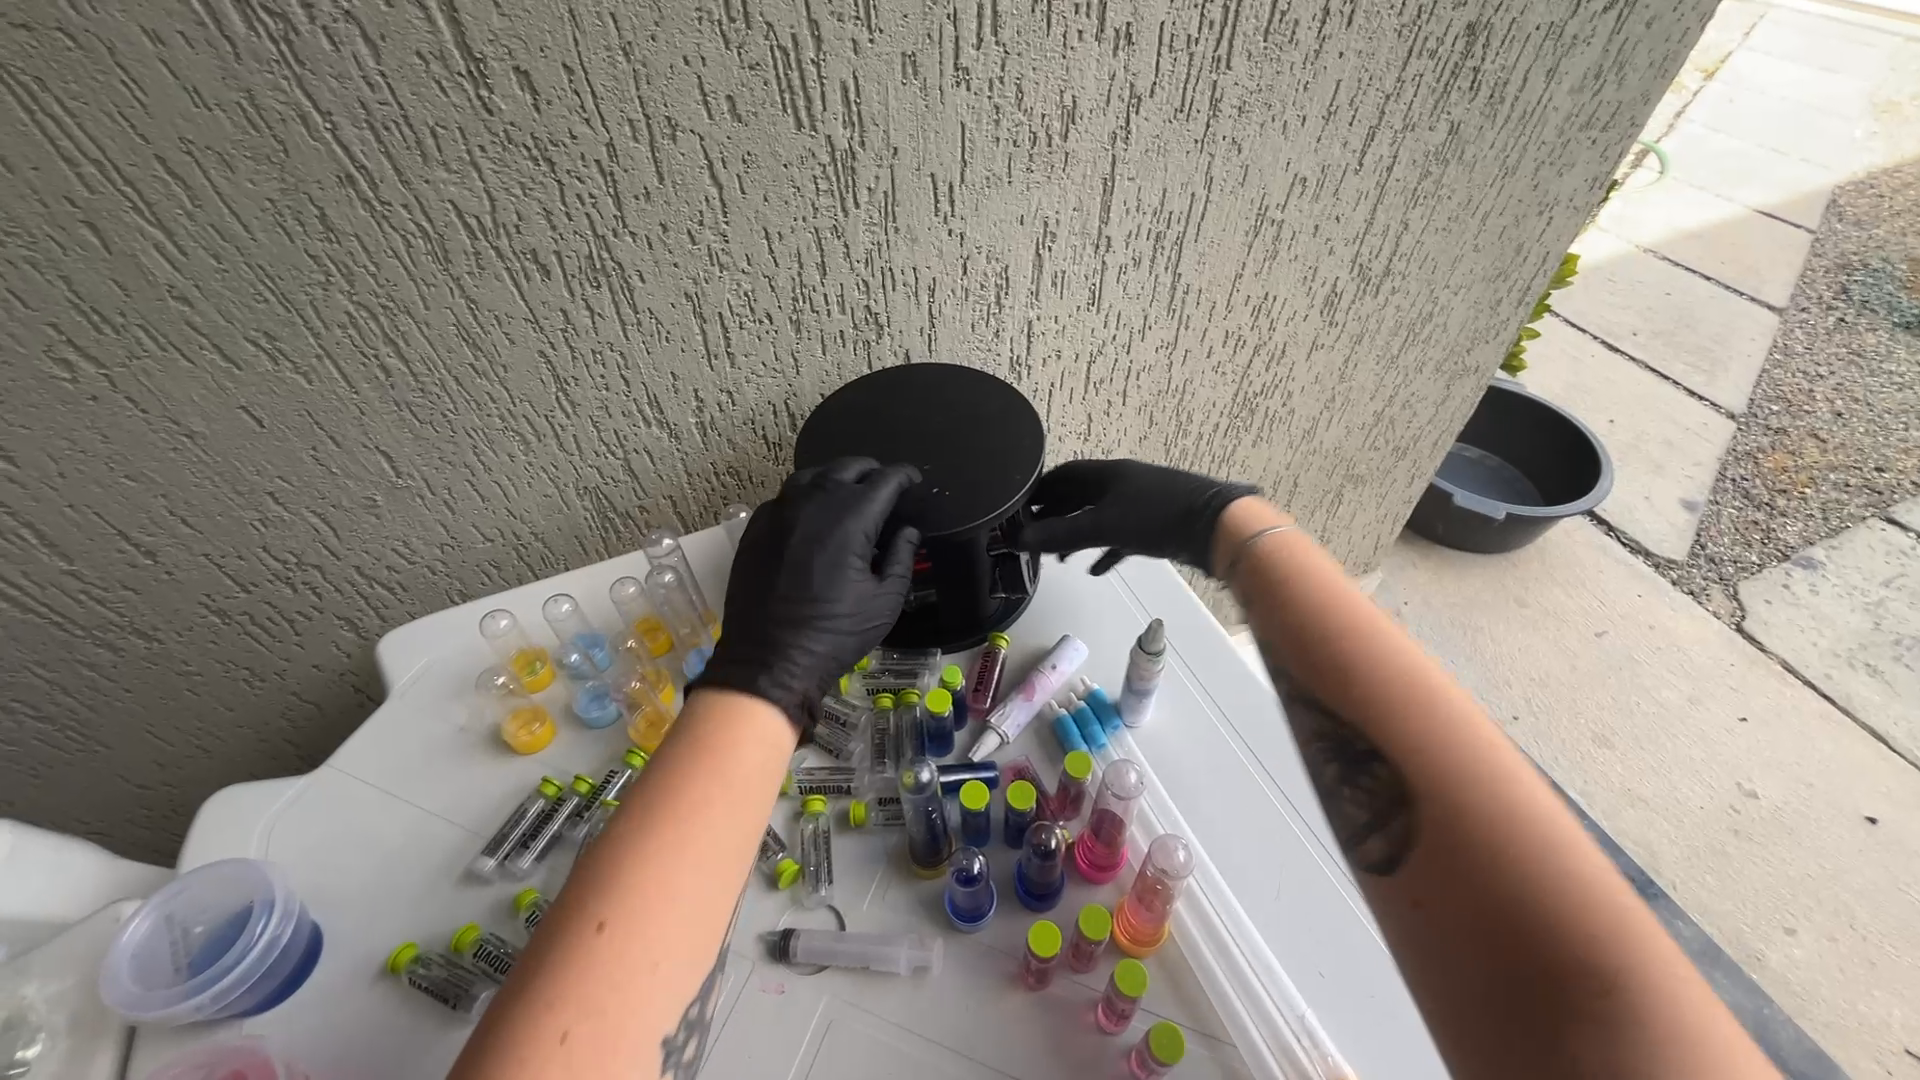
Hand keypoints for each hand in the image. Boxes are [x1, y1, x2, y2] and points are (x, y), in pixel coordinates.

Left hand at [690, 457, 921, 729]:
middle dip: (872, 471)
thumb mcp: (885, 602)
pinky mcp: (756, 526)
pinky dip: (807, 495)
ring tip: (851, 491)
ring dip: (837, 477)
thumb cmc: (835, 634)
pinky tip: (815, 514)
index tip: (914, 481)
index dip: (905, 476)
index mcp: (850, 518)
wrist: (769, 659)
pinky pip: (787, 496)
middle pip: (848, 467)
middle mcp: (813, 502)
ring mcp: (780, 511)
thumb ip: (902, 558)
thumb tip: (908, 530)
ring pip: (813, 475)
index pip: (885, 480)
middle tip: (885, 486)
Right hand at [1012, 459, 1258, 575]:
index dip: (1039, 491)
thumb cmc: (1156, 517)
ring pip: (1099, 517)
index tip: (1019, 509)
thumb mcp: (1102, 526)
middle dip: (1056, 516)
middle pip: (1079, 497)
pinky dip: (1105, 550)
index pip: (1063, 475)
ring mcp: (1140, 503)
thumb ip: (1061, 534)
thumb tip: (1019, 539)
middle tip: (1034, 536)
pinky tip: (1094, 569)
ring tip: (1058, 557)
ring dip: (1077, 535)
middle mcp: (1121, 483)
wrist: (1217, 527)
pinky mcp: (1155, 524)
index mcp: (1107, 473)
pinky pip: (1120, 535)